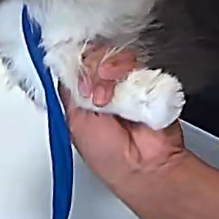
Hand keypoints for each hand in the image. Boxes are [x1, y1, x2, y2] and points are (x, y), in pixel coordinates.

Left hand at [64, 44, 192, 205]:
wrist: (142, 162)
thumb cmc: (107, 153)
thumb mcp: (75, 120)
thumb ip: (71, 90)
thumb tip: (67, 65)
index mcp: (84, 94)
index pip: (77, 63)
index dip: (75, 62)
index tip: (75, 71)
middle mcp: (106, 86)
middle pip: (97, 55)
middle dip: (92, 69)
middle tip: (93, 92)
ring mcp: (129, 83)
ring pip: (119, 58)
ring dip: (112, 73)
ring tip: (110, 97)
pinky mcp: (151, 82)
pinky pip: (142, 65)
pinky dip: (134, 75)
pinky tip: (130, 94)